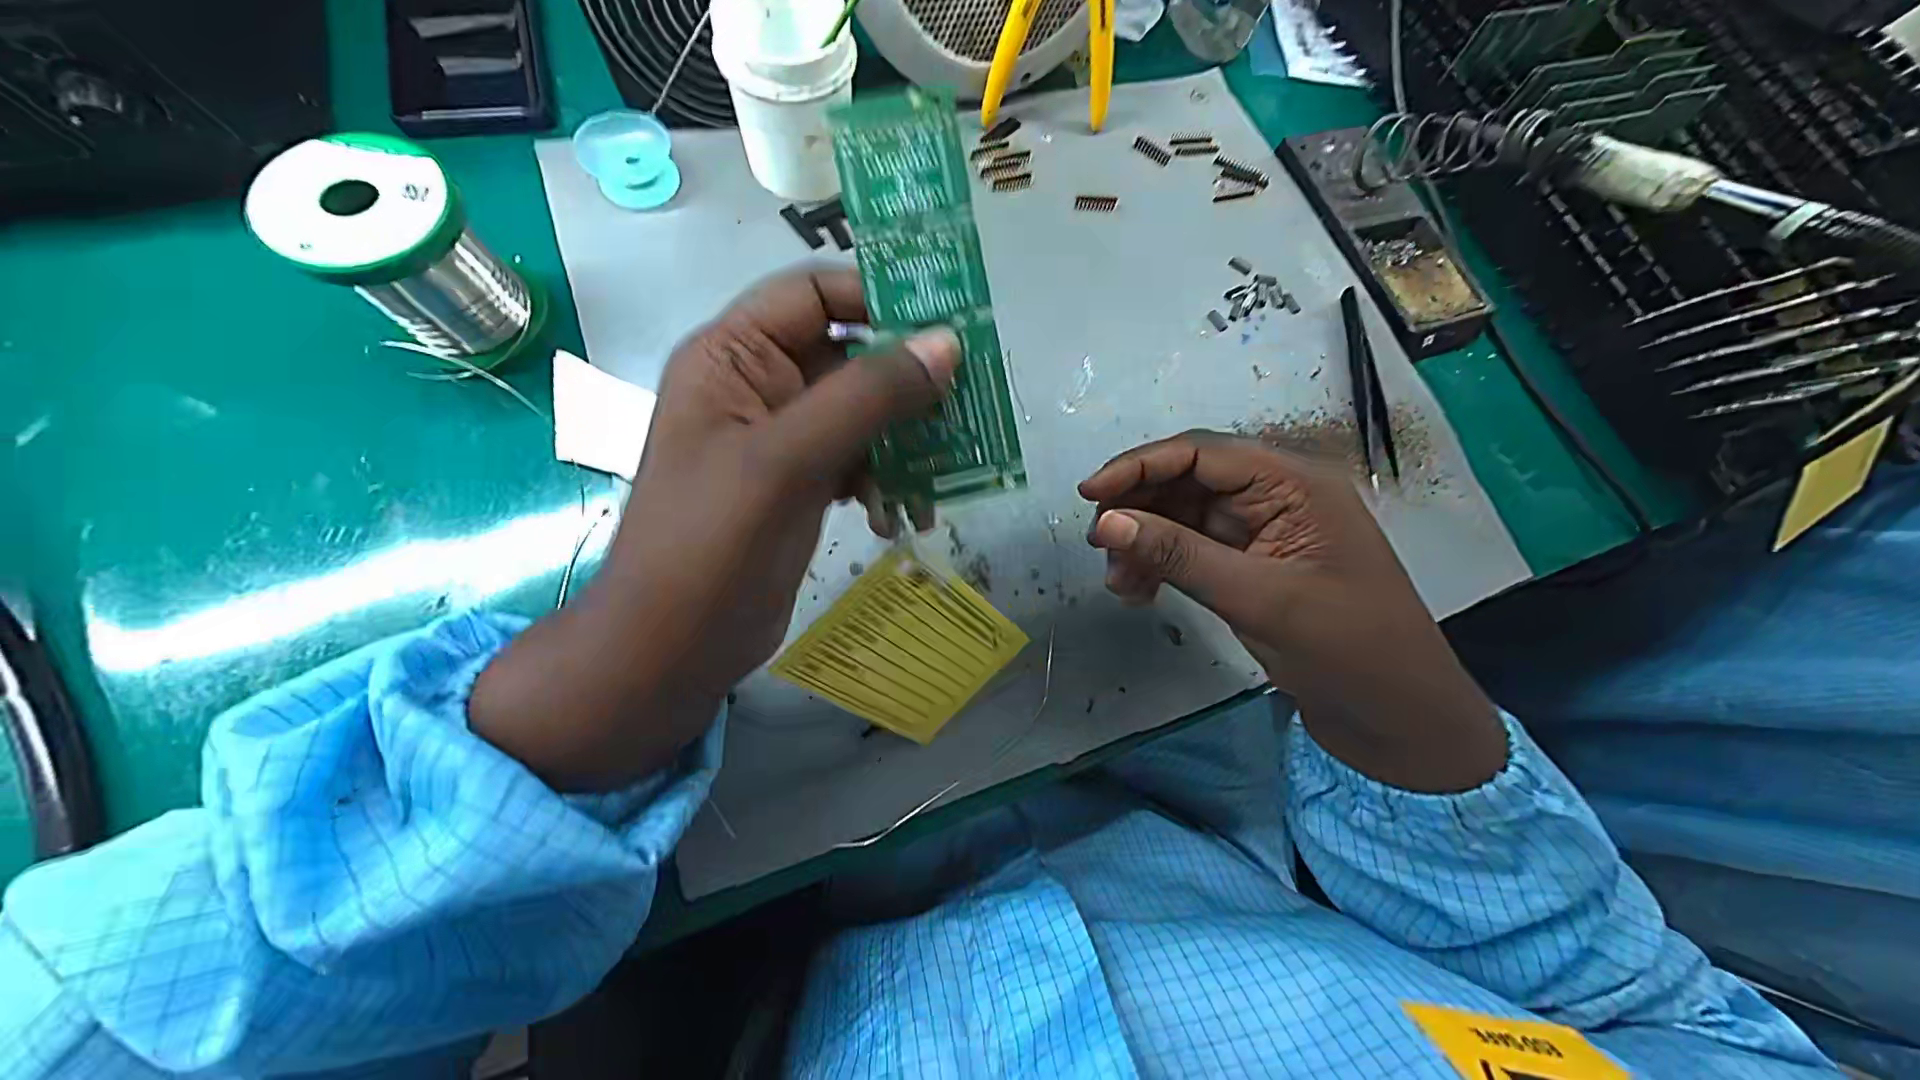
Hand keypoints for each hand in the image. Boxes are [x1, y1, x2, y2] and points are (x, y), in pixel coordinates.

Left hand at [472, 267, 958, 789]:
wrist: (674, 645)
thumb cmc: (712, 542)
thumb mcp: (788, 458)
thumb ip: (867, 396)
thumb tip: (947, 343)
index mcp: (733, 356)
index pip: (814, 293)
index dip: (878, 297)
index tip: (948, 325)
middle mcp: (759, 386)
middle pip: (850, 355)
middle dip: (906, 383)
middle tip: (967, 405)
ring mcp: (782, 440)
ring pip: (863, 413)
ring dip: (904, 442)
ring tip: (939, 477)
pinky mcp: (802, 484)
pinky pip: (860, 460)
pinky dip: (887, 480)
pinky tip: (901, 515)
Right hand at [1079, 431, 1504, 791]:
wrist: (1399, 719)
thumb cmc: (1346, 649)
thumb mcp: (1257, 599)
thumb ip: (1177, 555)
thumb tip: (1105, 523)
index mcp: (1293, 484)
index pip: (1201, 452)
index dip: (1138, 466)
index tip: (1088, 494)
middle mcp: (1274, 496)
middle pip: (1185, 480)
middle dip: (1137, 509)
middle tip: (1099, 547)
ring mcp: (1259, 532)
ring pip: (1180, 517)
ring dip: (1142, 543)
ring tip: (1119, 585)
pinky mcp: (1247, 566)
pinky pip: (1188, 550)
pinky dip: (1158, 565)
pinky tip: (1138, 594)